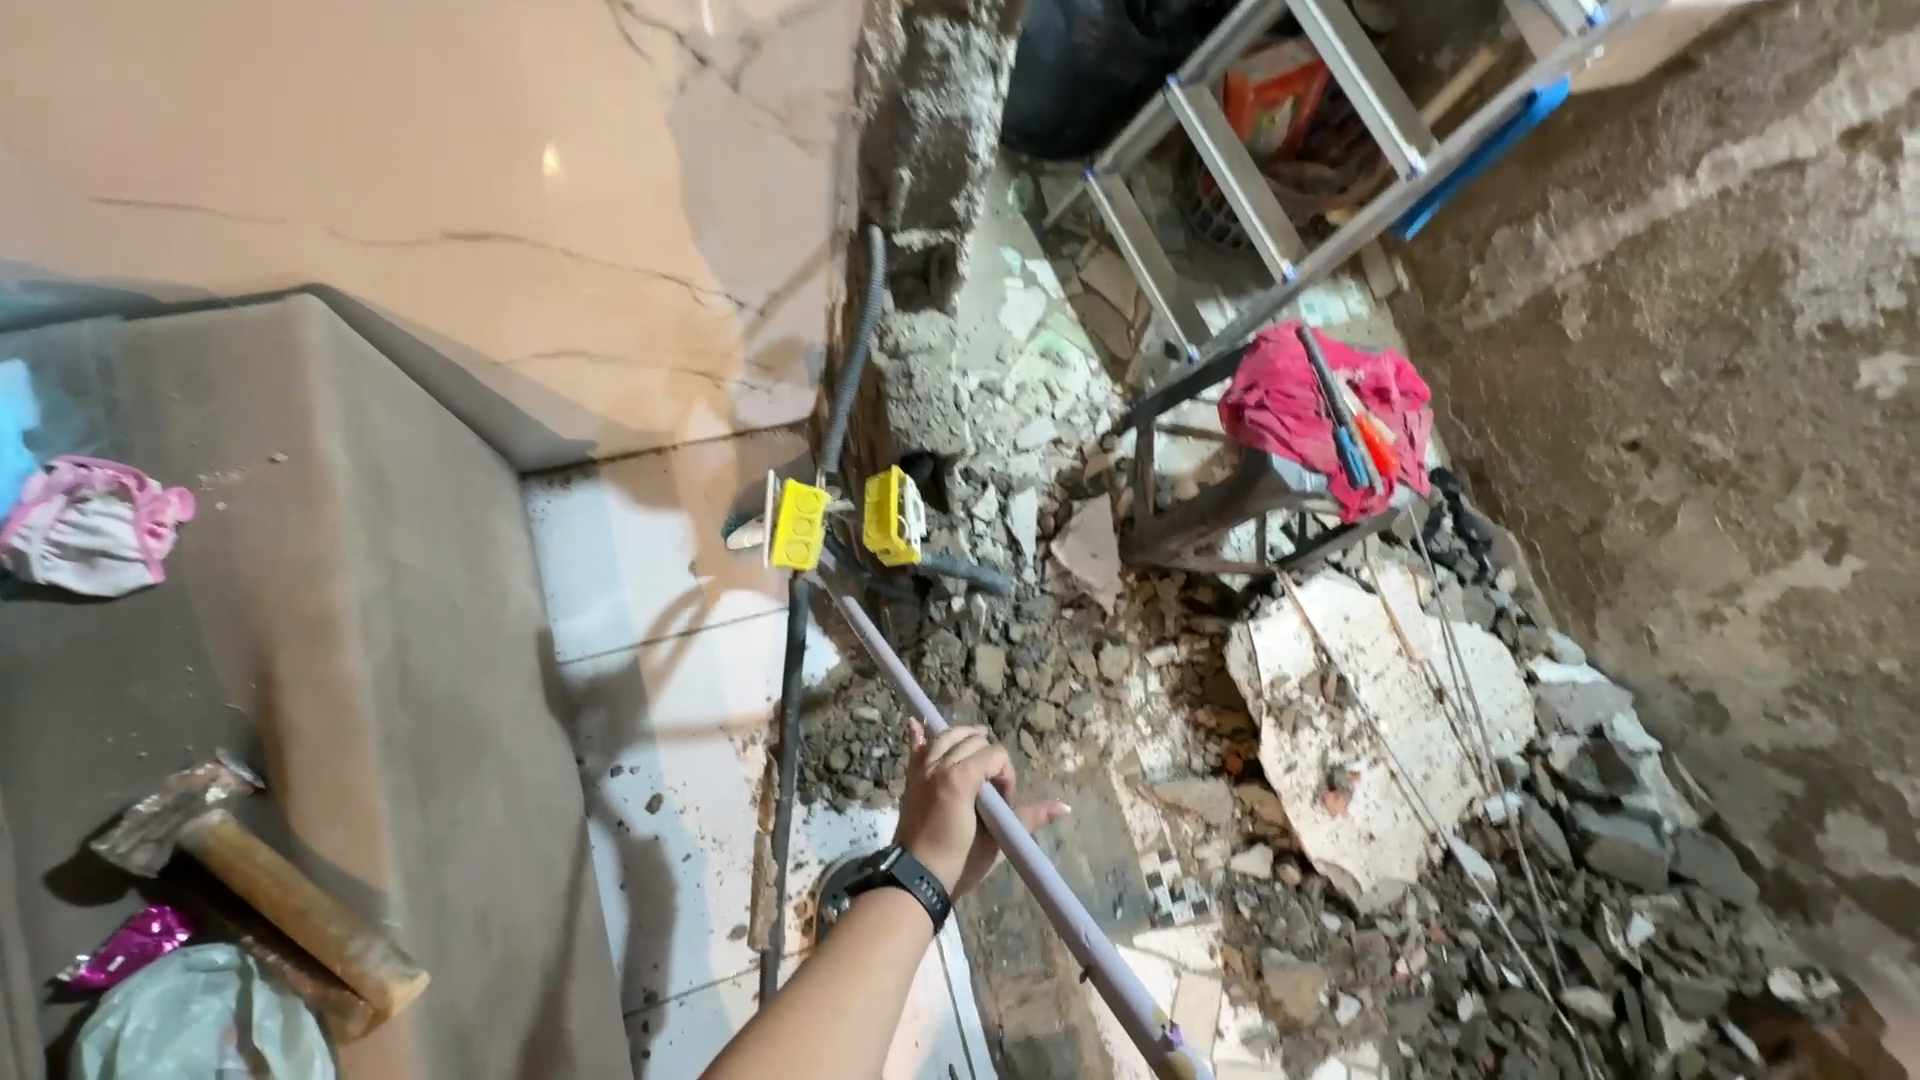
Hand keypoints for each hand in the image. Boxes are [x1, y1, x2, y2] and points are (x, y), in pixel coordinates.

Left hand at [893, 721, 1070, 898]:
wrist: (916, 879)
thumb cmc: (960, 862)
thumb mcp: (997, 842)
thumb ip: (1028, 817)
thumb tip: (1064, 807)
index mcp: (960, 778)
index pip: (994, 754)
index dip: (1005, 774)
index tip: (1005, 801)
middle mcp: (939, 766)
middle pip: (971, 741)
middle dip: (988, 757)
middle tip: (993, 787)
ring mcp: (921, 771)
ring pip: (945, 737)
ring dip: (962, 737)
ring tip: (976, 743)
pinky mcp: (910, 779)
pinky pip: (914, 749)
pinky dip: (916, 734)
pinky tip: (915, 722)